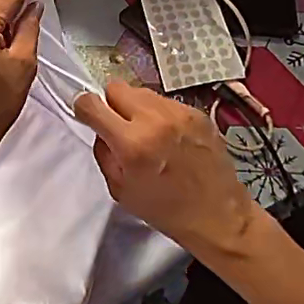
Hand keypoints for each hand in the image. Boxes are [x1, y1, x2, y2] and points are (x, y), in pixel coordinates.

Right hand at [73, 81, 267, 259]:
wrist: (219, 216)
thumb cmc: (166, 209)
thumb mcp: (119, 189)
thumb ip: (104, 152)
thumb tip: (100, 130)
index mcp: (132, 143)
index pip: (92, 103)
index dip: (84, 108)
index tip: (88, 116)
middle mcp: (155, 120)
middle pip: (116, 87)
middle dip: (112, 105)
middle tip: (120, 127)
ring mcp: (180, 113)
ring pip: (141, 91)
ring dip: (136, 107)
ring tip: (146, 132)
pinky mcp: (197, 113)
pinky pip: (165, 101)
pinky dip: (159, 114)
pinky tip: (168, 136)